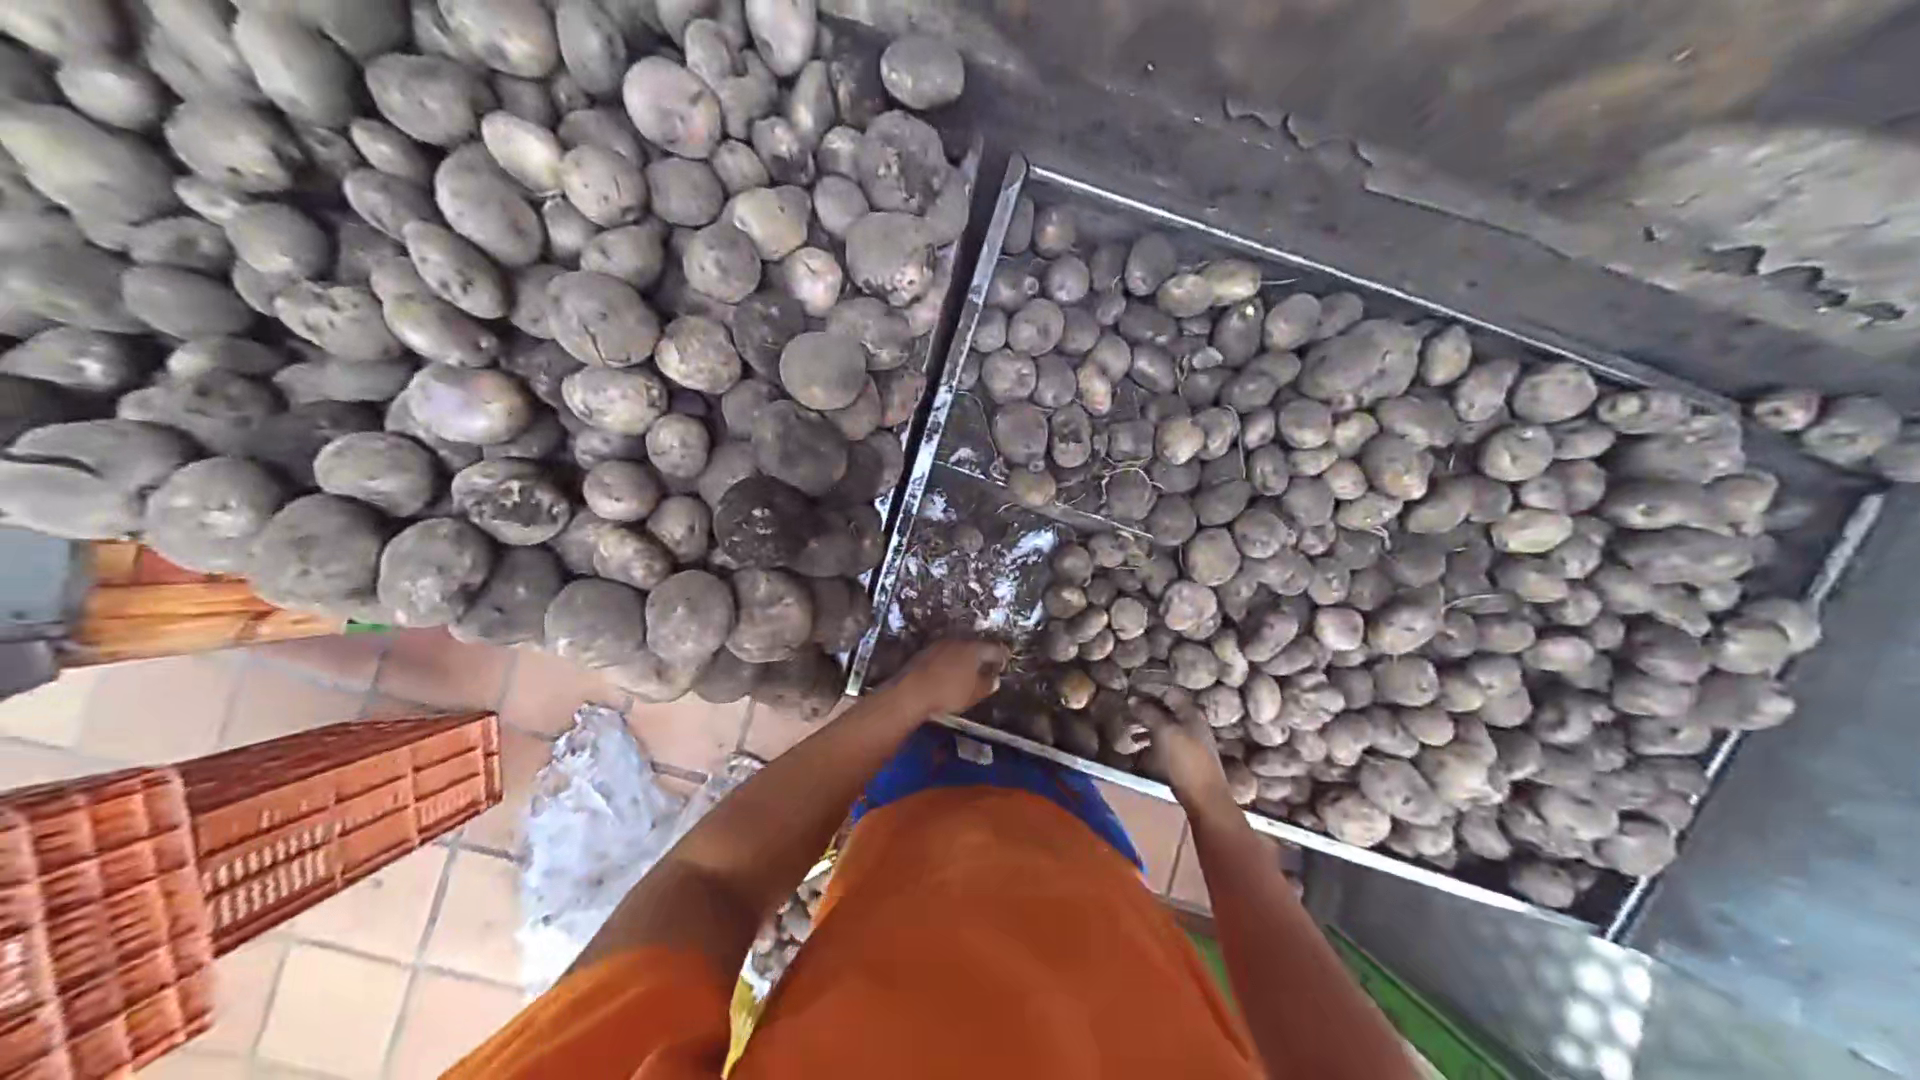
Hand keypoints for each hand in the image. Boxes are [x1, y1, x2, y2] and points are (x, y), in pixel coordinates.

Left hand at [890, 638, 1009, 715]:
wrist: (912, 691)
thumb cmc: (949, 692)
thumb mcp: (974, 693)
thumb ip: (987, 685)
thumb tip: (994, 679)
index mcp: (974, 649)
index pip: (994, 649)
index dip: (1002, 656)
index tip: (1004, 663)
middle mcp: (958, 642)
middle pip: (975, 646)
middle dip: (982, 656)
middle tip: (987, 667)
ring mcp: (939, 645)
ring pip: (958, 649)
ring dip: (964, 658)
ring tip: (968, 671)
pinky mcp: (925, 653)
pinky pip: (944, 655)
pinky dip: (950, 662)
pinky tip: (949, 673)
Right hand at [1133, 691, 1232, 812]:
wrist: (1204, 798)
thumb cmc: (1183, 760)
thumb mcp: (1162, 732)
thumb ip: (1147, 713)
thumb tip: (1132, 699)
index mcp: (1190, 713)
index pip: (1168, 692)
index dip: (1149, 690)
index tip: (1130, 692)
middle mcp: (1193, 724)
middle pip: (1166, 710)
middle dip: (1145, 710)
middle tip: (1126, 712)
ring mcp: (1190, 742)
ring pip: (1164, 728)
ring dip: (1146, 728)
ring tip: (1129, 733)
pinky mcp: (1186, 759)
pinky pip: (1165, 745)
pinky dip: (1151, 744)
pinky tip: (1139, 750)